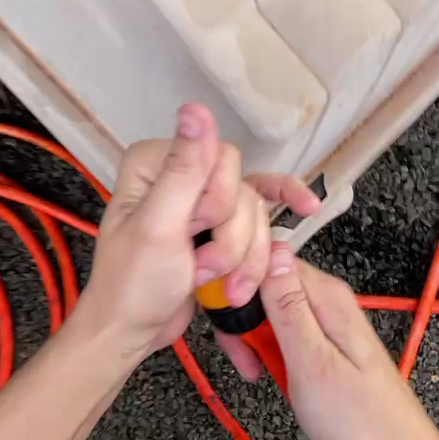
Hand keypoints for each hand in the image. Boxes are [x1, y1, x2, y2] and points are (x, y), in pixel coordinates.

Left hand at [71, 104, 318, 364]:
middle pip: (240, 187)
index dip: (217, 203)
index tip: (191, 233)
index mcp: (155, 160)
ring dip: (241, 257)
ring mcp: (200, 199)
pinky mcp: (217, 225)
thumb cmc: (133, 284)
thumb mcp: (158, 226)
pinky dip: (279, 217)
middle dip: (230, 238)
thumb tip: (195, 108)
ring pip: (255, 211)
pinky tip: (307, 206)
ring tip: (209, 281)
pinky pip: (260, 213)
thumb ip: (183, 169)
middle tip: (198, 266)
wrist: (131, 332)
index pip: (220, 158)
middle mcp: (179, 171)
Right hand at [257, 243, 438, 439]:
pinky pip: (283, 334)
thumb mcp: (312, 363)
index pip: (267, 259)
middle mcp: (327, 301)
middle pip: (265, 284)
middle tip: (242, 357)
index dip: (239, 283)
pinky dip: (268, 352)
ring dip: (252, 338)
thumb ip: (286, 306)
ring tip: (253, 371)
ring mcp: (326, 324)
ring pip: (269, 311)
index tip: (228, 318)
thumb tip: (270, 250)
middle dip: (242, 315)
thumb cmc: (360, 425)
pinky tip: (267, 375)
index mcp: (326, 296)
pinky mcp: (323, 346)